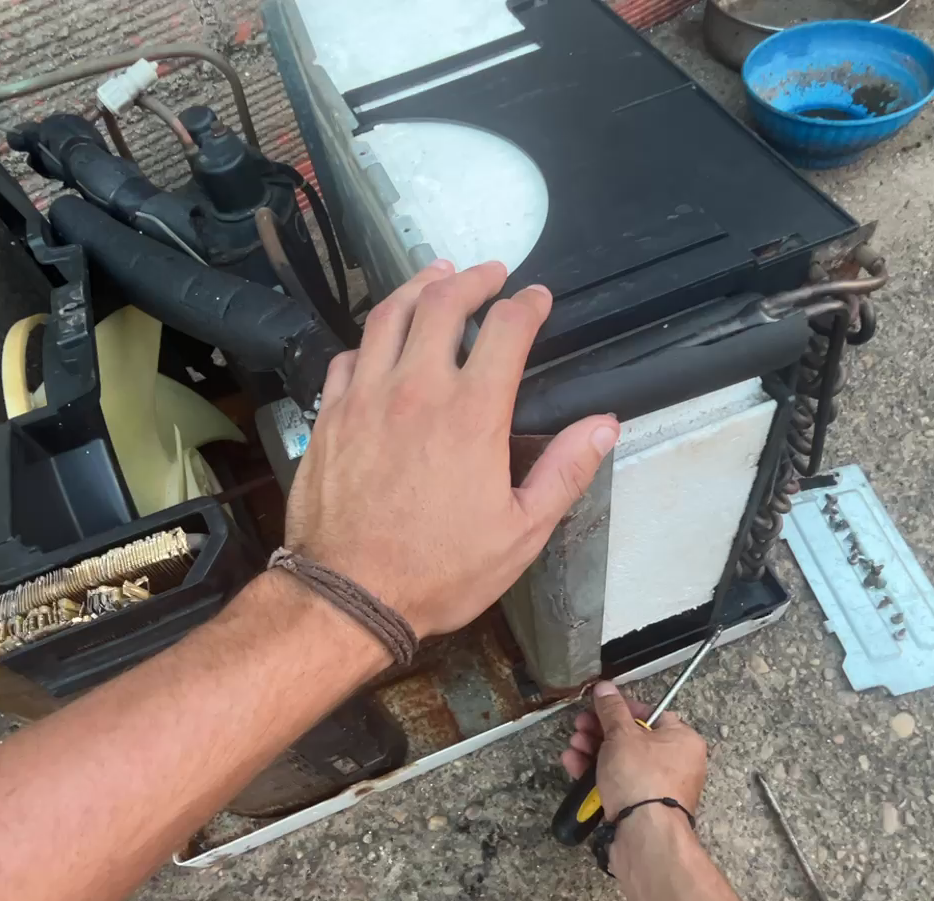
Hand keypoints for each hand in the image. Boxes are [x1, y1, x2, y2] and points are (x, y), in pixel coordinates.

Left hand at [283, 260, 620, 638]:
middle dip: (472, 278)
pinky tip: (380, 341)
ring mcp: (365, 399)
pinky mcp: (329, 417)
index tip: (537, 297)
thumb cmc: (440, 571)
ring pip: (389, 316)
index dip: (528, 304)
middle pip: (442, 303)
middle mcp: (416, 389)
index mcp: (472, 413)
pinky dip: (371, 339)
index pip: (506, 330)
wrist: (350, 596)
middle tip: (488, 271)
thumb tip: (604, 425)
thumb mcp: (521, 532)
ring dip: (417, 287)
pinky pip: (348, 357)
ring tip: (435, 275)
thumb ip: (565, 472)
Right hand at [561, 680, 707, 818]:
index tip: (601, 704)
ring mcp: (656, 788)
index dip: (622, 707)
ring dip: (593, 751)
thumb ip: (611, 709)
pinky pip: (616, 783)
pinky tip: (574, 764)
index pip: (650, 714)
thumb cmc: (644, 781)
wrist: (643, 835)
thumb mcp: (621, 734)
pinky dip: (595, 774)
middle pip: (632, 738)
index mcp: (682, 740)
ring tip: (574, 745)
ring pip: (620, 762)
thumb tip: (605, 689)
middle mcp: (675, 764)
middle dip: (600, 731)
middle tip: (581, 725)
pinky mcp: (639, 808)